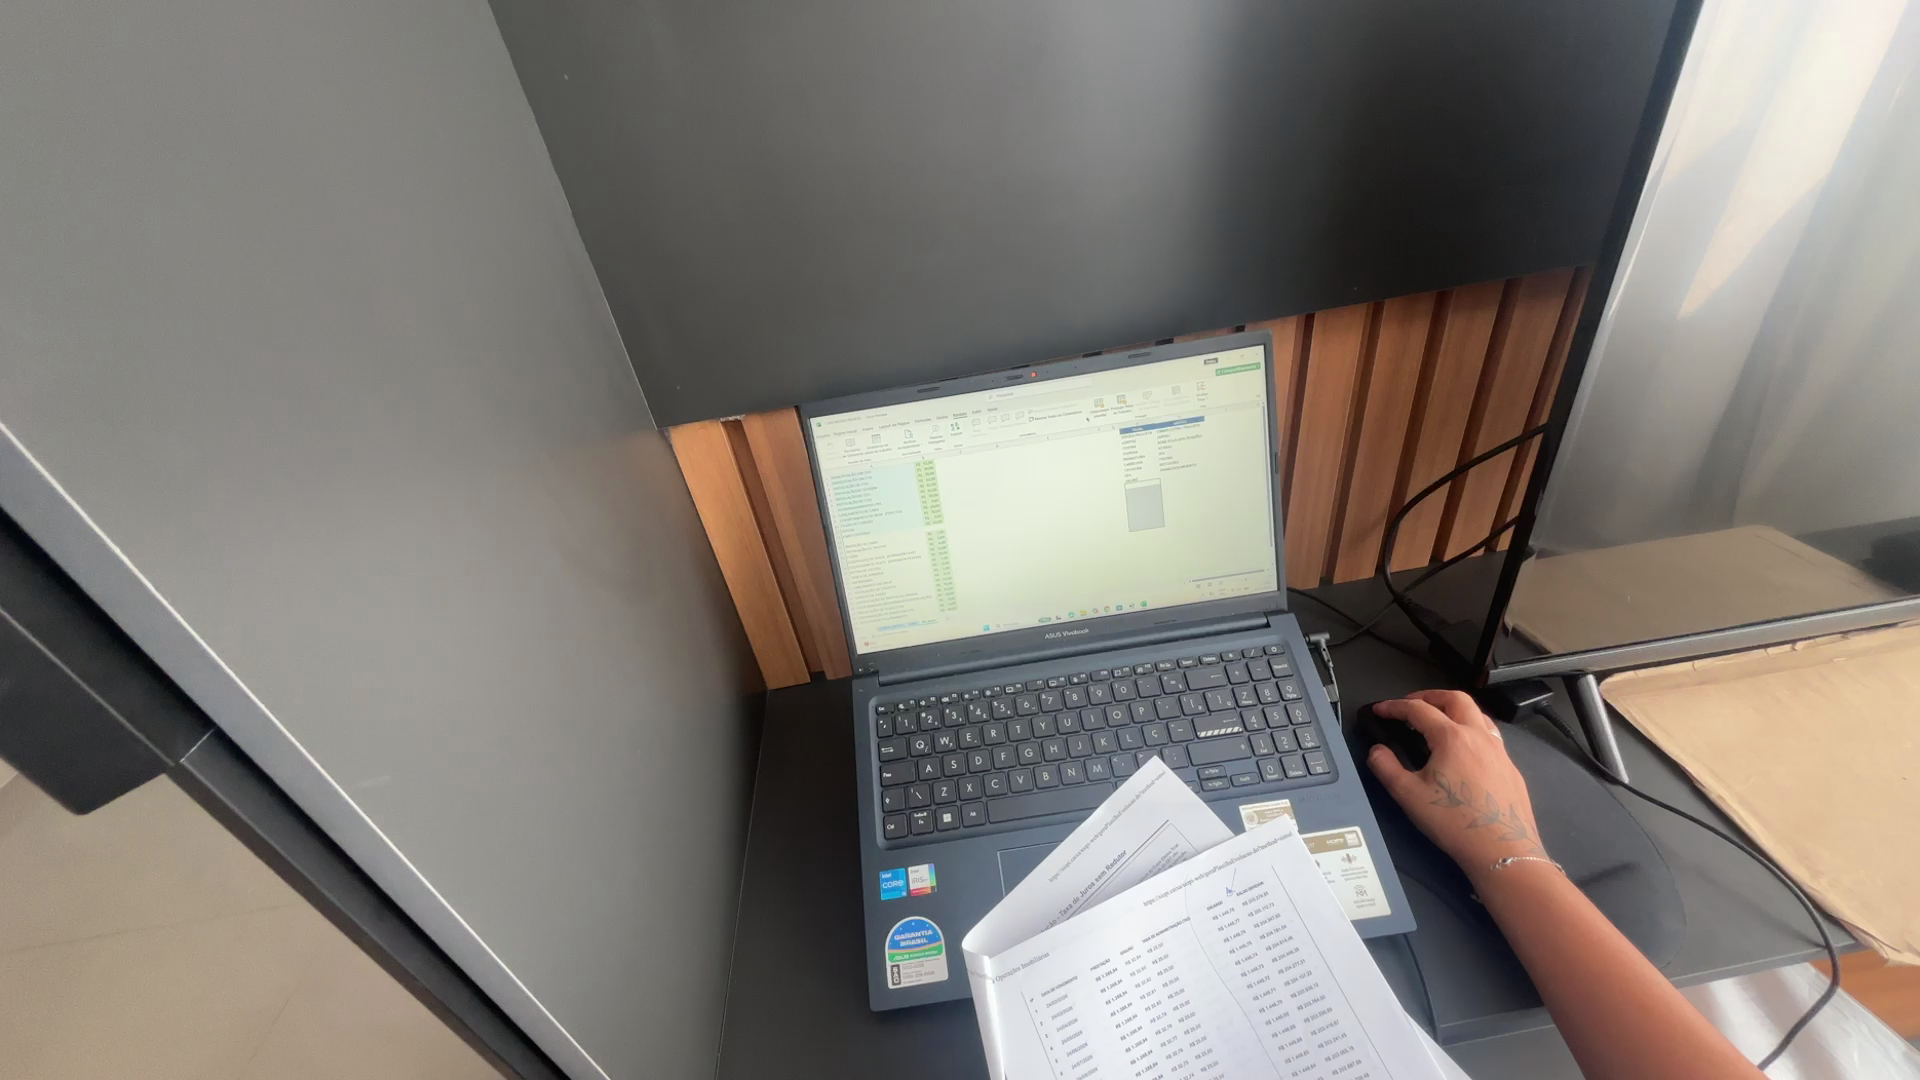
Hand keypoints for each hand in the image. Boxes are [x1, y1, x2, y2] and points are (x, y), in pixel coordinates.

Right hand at [1365, 690, 1546, 879]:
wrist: (1505, 854)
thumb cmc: (1456, 823)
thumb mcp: (1407, 794)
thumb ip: (1385, 766)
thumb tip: (1377, 751)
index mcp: (1453, 739)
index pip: (1418, 709)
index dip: (1394, 706)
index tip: (1381, 710)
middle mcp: (1479, 739)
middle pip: (1456, 699)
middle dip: (1429, 696)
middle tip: (1410, 704)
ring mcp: (1500, 754)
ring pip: (1478, 715)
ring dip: (1453, 710)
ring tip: (1437, 721)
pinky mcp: (1511, 771)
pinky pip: (1490, 737)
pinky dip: (1470, 730)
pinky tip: (1462, 750)